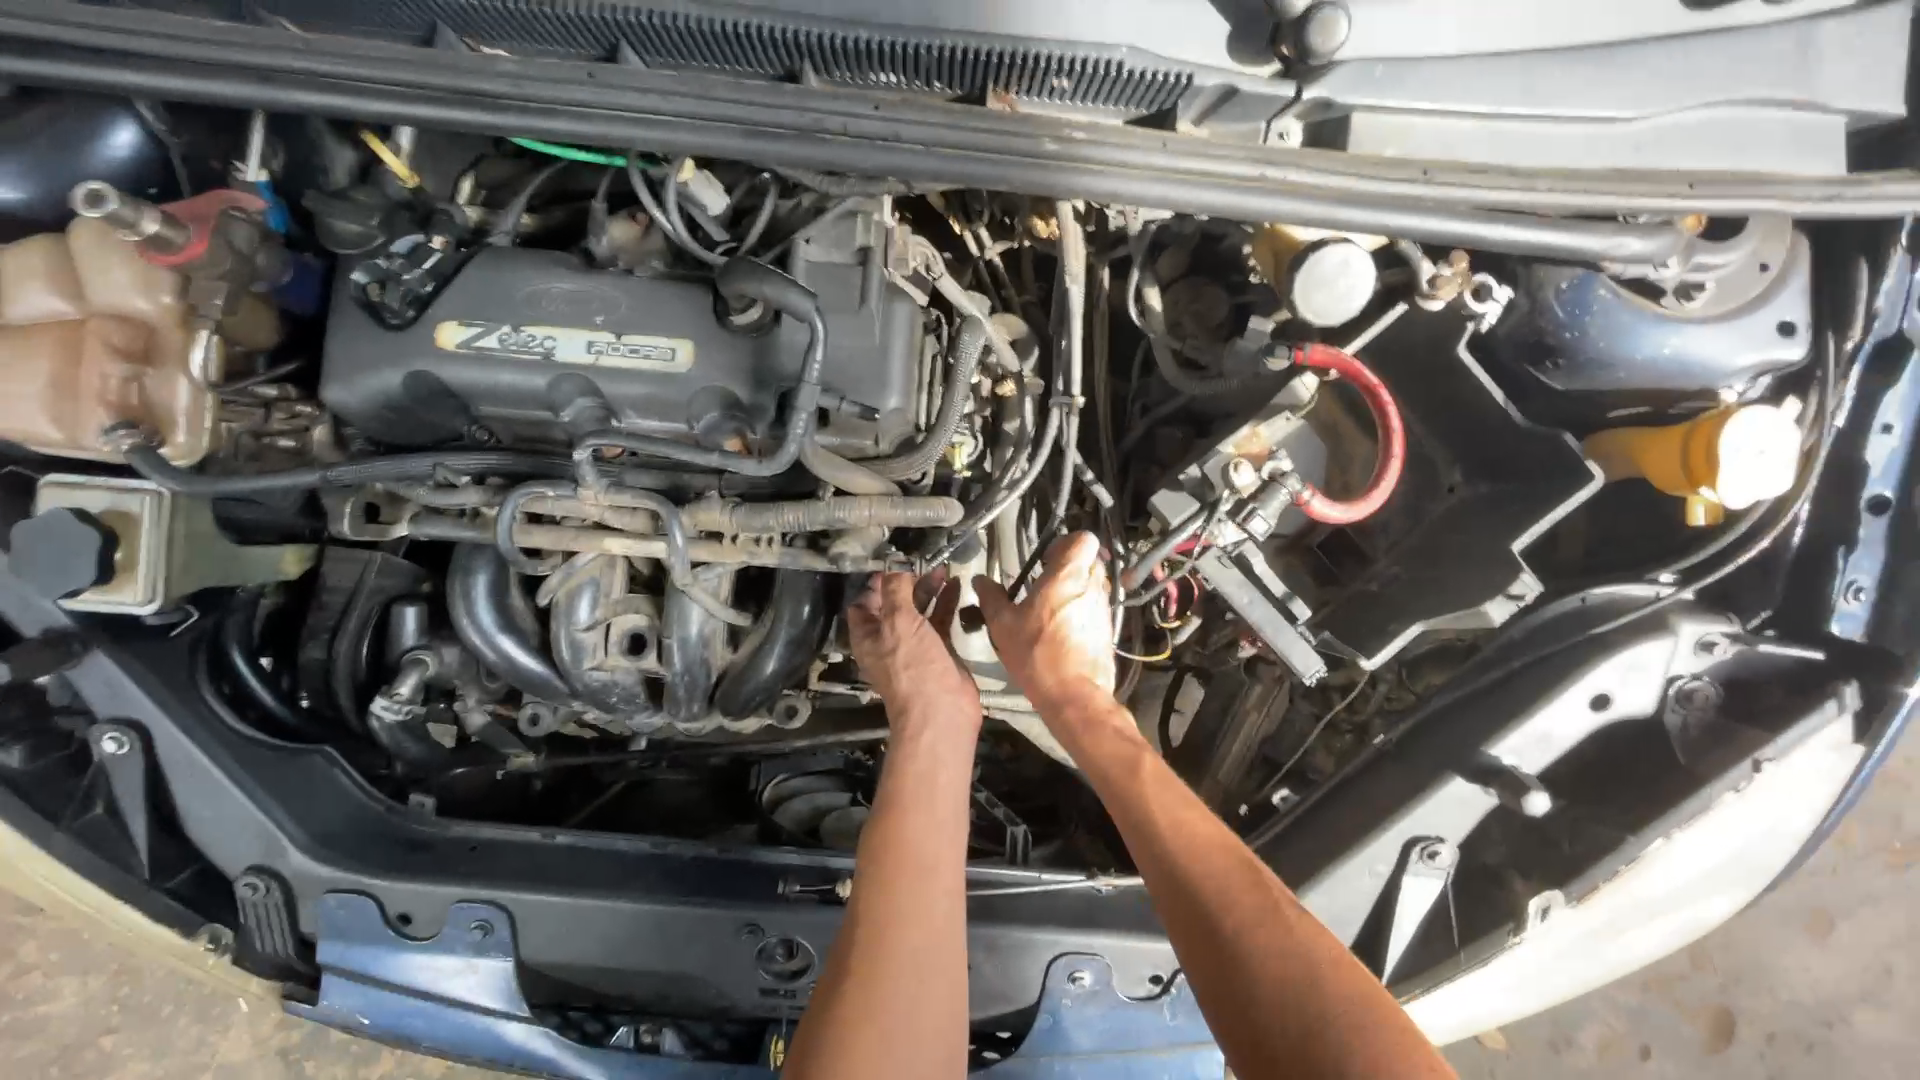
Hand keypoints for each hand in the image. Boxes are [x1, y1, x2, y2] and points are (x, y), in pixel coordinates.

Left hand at [847, 569, 980, 740]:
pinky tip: (957, 585)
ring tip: (944, 570)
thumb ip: (895, 591)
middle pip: (894, 604)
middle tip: (925, 565)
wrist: (940, 710)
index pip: (863, 603)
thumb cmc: (912, 665)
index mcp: (868, 636)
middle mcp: (888, 640)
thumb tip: (894, 570)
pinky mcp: (938, 651)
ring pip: (919, 611)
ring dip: (929, 590)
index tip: (894, 566)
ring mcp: (914, 646)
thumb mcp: (898, 621)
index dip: (876, 583)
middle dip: (908, 583)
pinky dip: (946, 604)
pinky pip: (939, 621)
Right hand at [973, 532, 1116, 717]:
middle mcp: (1092, 586)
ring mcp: (1104, 608)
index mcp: (1068, 576)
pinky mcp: (1108, 629)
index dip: (1065, 543)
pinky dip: (1082, 610)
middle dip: (1070, 566)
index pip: (1084, 538)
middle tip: (1045, 582)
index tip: (1046, 559)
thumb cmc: (1036, 654)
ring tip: (1051, 608)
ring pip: (1094, 584)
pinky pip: (1096, 608)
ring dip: (1076, 589)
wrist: (1073, 695)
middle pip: (1090, 559)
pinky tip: (1062, 630)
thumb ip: (991, 597)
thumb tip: (980, 580)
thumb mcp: (1003, 624)